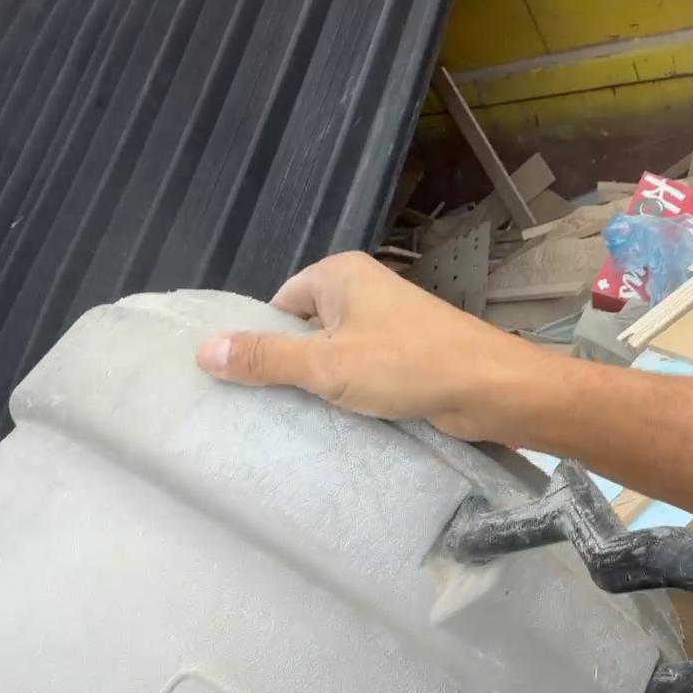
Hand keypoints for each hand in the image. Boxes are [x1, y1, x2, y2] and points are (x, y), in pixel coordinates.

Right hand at [195, 251, 564, 439]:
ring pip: (337, 351)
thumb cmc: (406, 365)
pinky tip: (344, 417)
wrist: (489, 388)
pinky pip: (364, 367)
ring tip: (309, 415)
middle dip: (294, 364)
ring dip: (325, 381)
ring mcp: (390, 321)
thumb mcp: (326, 364)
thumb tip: (203, 349)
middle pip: (306, 327)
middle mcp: (364, 289)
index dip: (264, 340)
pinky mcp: (408, 351)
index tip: (252, 381)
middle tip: (276, 406)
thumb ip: (266, 359)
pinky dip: (353, 389)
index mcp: (340, 274)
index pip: (280, 303)